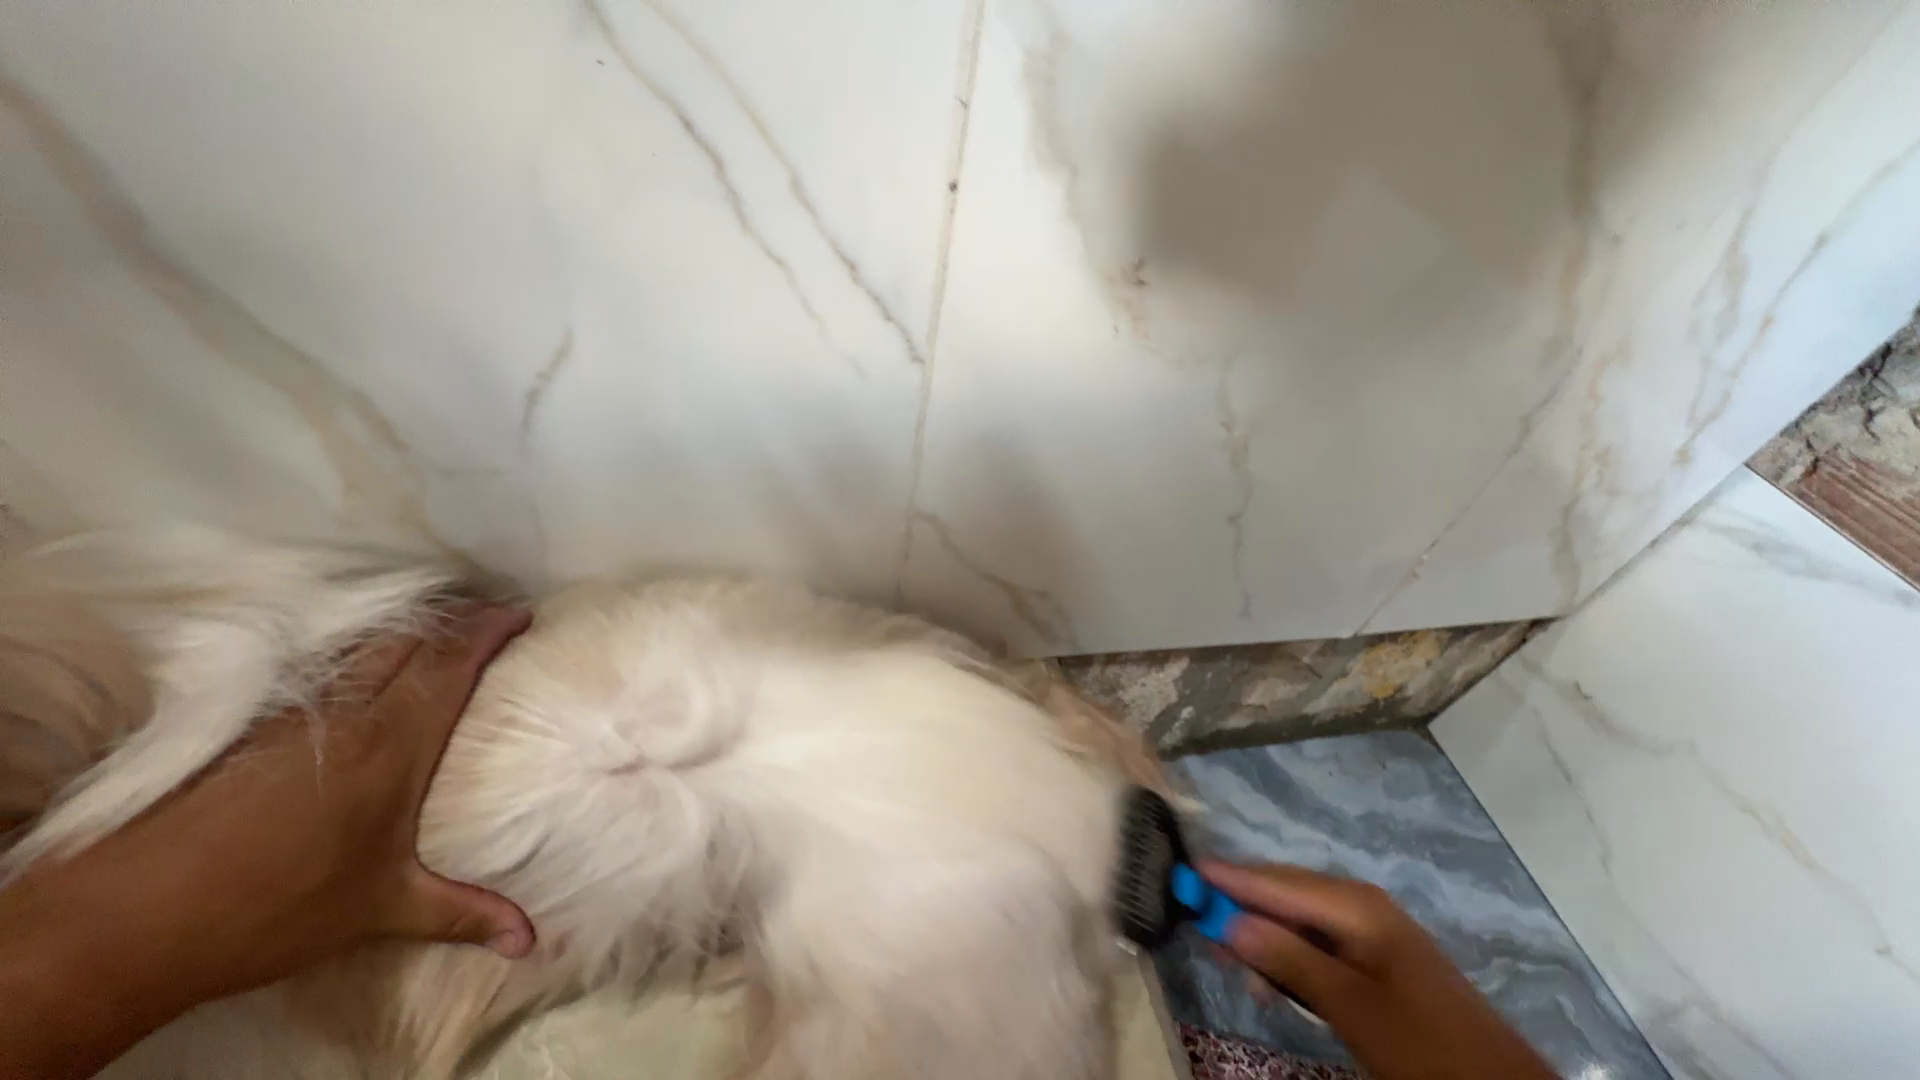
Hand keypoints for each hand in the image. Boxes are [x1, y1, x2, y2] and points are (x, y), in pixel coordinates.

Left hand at [0, 602, 532, 1078]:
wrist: (127, 923)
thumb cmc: (274, 910)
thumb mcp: (382, 910)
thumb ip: (464, 913)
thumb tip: (530, 941)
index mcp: (392, 745)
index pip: (449, 664)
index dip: (487, 629)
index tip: (520, 614)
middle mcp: (347, 715)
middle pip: (409, 638)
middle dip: (455, 618)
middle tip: (489, 618)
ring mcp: (292, 715)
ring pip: (363, 646)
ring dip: (408, 630)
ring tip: (438, 633)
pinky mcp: (249, 728)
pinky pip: (323, 668)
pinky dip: (361, 654)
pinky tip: (363, 673)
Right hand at [1202, 861, 1556, 1079]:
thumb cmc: (1423, 1044)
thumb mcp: (1350, 1006)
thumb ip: (1288, 959)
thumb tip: (1228, 920)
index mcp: (1355, 905)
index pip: (1276, 881)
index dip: (1230, 877)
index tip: (1185, 870)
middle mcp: (1359, 904)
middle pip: (1283, 893)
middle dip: (1242, 908)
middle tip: (1201, 929)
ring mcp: (1369, 928)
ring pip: (1296, 918)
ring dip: (1263, 936)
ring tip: (1231, 961)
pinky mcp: (1373, 955)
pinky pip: (1316, 940)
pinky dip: (1287, 954)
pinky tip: (1272, 980)